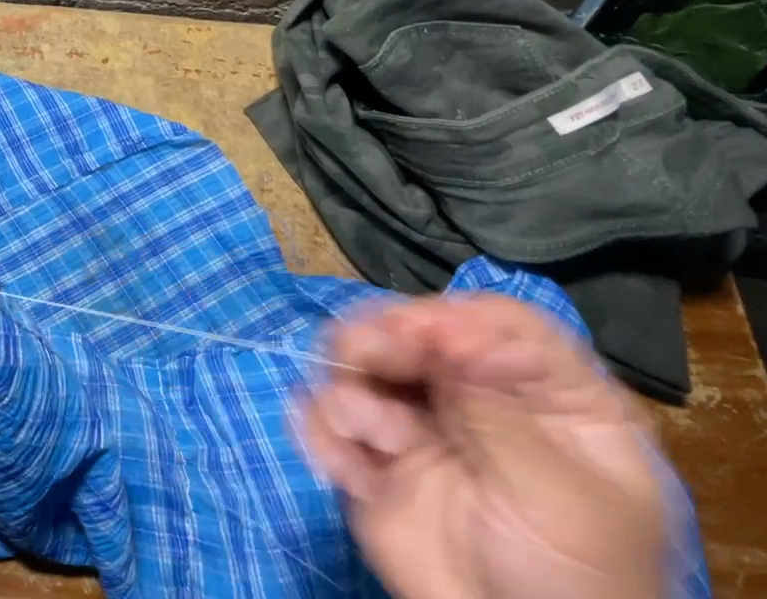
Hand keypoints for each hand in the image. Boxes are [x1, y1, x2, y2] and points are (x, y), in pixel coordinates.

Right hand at [299, 295, 668, 598]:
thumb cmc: (570, 577)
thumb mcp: (557, 494)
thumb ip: (500, 411)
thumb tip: (446, 329)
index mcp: (546, 398)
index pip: (498, 325)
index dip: (454, 318)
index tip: (417, 335)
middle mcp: (475, 395)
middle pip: (414, 331)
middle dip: (379, 337)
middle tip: (358, 355)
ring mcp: (417, 421)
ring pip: (359, 363)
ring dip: (345, 386)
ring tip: (362, 433)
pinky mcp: (368, 453)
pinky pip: (324, 415)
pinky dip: (322, 431)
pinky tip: (347, 469)